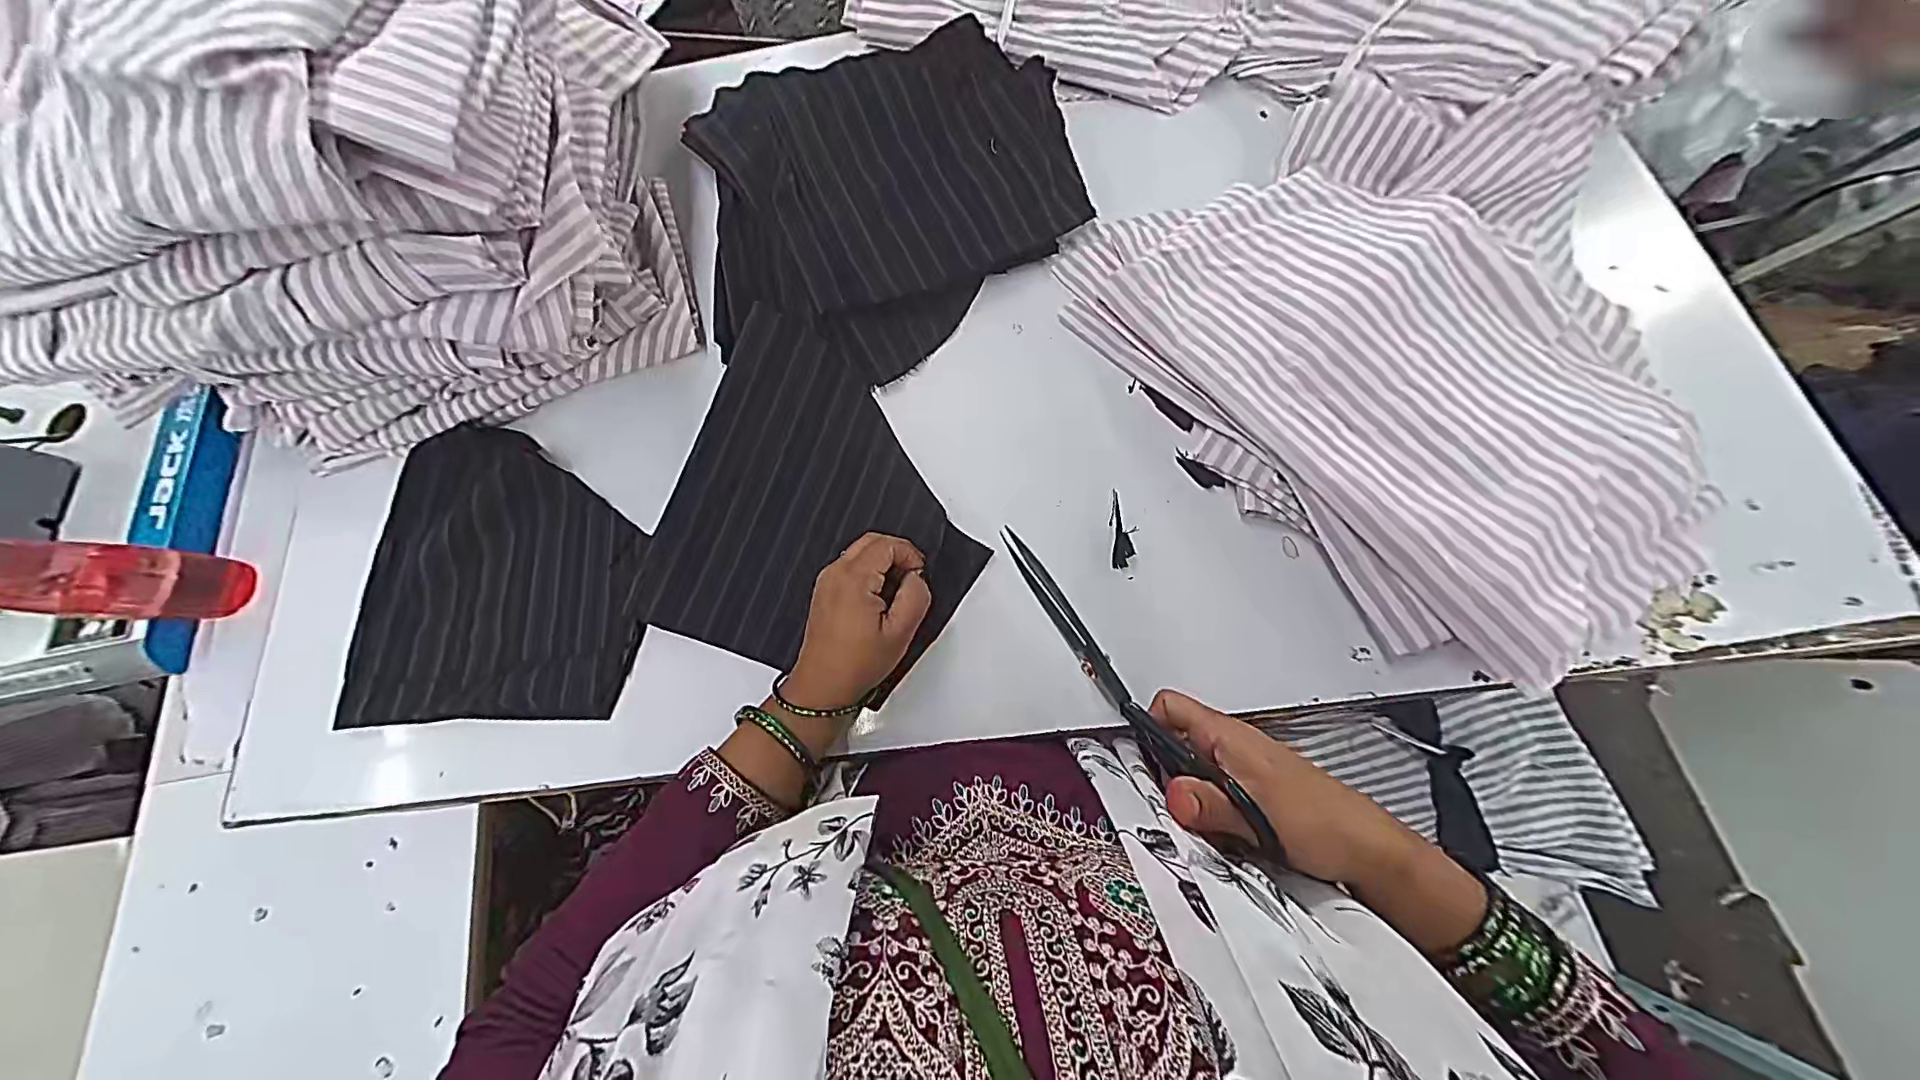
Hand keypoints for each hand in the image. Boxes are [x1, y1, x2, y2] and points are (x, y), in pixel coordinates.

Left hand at [780, 533, 932, 713]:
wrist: (824, 686)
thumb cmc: (854, 665)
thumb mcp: (901, 632)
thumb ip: (917, 595)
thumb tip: (917, 577)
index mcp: (853, 578)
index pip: (887, 544)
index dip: (910, 554)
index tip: (920, 574)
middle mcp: (834, 574)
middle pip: (872, 541)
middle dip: (897, 553)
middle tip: (912, 578)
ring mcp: (826, 582)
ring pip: (861, 552)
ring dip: (883, 563)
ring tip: (895, 594)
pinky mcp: (824, 591)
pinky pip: (851, 568)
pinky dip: (869, 574)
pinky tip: (878, 602)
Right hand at [1150, 689, 1487, 952]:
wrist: (1369, 851)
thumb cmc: (1328, 819)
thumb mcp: (1259, 813)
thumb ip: (1210, 804)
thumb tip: (1172, 794)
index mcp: (1227, 735)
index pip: (1167, 707)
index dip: (1143, 726)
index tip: (1128, 755)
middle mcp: (1229, 748)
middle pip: (1171, 746)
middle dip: (1165, 777)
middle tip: (1172, 805)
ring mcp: (1237, 772)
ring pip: (1190, 776)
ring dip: (1189, 802)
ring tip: (1207, 827)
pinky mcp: (1245, 796)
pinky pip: (1209, 798)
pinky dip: (1207, 817)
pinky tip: (1224, 836)